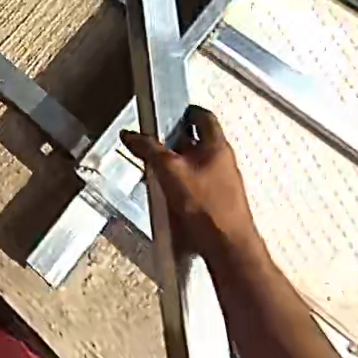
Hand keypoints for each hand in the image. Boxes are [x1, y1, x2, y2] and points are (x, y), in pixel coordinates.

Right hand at [121, 106, 260, 258]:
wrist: (226, 246)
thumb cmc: (208, 208)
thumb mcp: (168, 170)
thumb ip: (148, 149)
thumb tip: (131, 135)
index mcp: (217, 147)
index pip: (203, 117)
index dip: (185, 111)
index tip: (171, 111)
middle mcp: (222, 162)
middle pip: (197, 140)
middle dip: (175, 139)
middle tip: (156, 140)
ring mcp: (221, 182)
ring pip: (196, 162)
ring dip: (176, 162)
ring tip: (157, 167)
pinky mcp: (216, 201)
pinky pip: (195, 183)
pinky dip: (180, 182)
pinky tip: (168, 194)